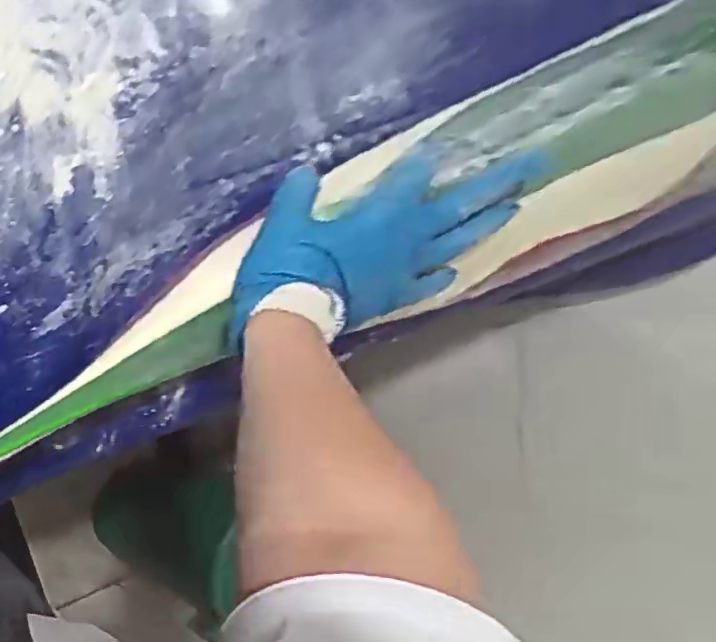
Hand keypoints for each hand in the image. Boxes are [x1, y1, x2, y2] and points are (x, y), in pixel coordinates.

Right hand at [230, 150, 543, 346]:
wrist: (287, 318)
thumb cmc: (283, 269)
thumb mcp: (280, 228)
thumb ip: (295, 198)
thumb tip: (302, 172)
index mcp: (381, 213)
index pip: (412, 177)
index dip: (424, 160)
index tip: (438, 147)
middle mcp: (406, 236)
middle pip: (460, 205)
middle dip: (497, 182)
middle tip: (535, 163)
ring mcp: (405, 269)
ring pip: (457, 241)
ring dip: (486, 223)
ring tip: (512, 208)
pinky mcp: (393, 297)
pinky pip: (428, 285)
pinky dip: (443, 276)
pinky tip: (452, 271)